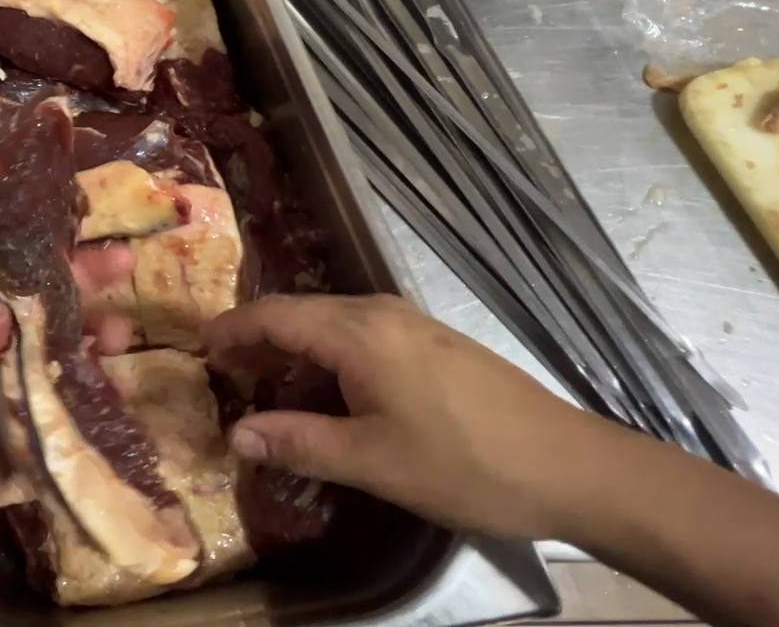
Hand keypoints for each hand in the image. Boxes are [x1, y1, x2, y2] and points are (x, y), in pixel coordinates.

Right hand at [203, 293, 628, 540]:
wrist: (578, 468)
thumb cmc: (467, 464)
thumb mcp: (374, 462)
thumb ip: (298, 443)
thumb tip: (236, 435)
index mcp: (357, 332)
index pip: (274, 314)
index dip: (232, 328)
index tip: (200, 346)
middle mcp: (378, 312)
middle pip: (299, 311)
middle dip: (256, 336)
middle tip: (225, 369)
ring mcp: (409, 322)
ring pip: (329, 320)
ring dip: (291, 345)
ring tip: (265, 378)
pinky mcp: (431, 340)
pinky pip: (357, 331)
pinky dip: (324, 350)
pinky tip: (326, 384)